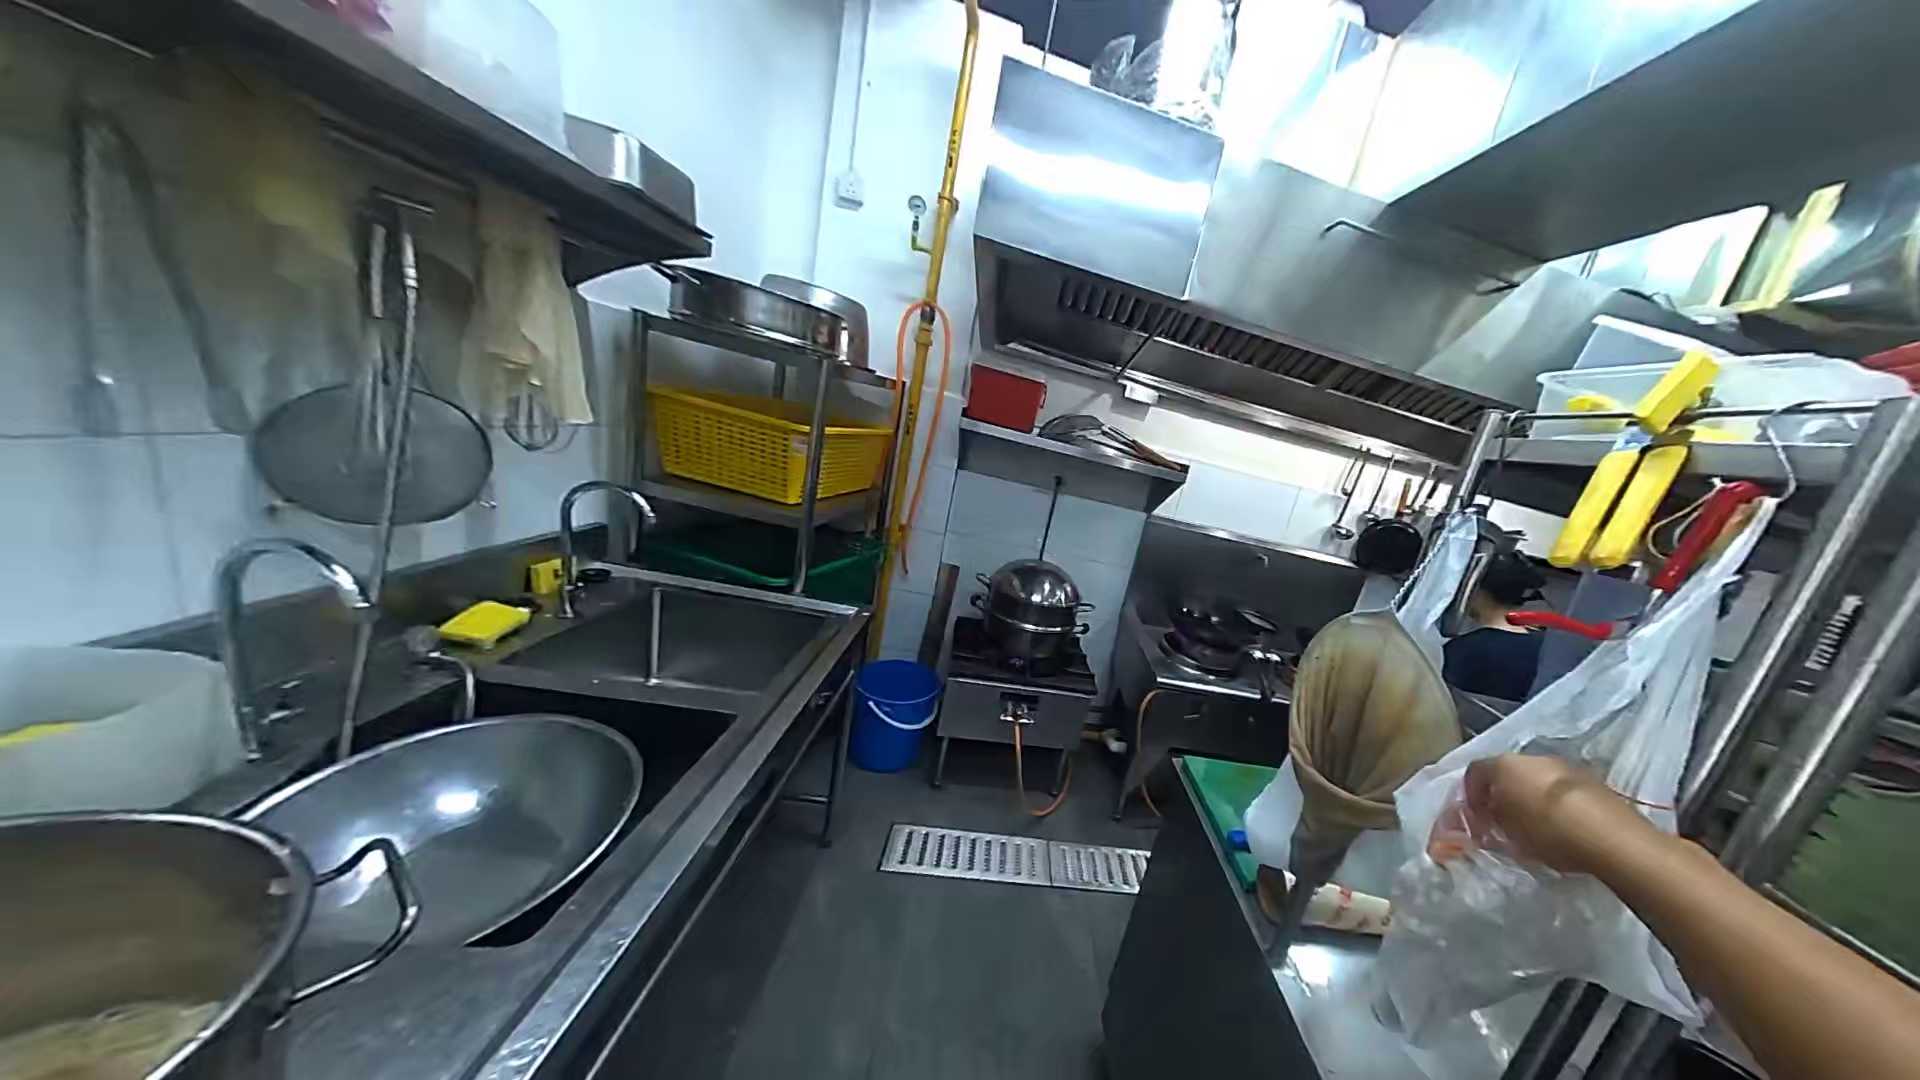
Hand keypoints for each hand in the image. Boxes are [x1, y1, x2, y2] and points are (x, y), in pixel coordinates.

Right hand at [1461, 754, 1660, 876]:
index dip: (1470, 795)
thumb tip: (1489, 816)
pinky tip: (1563, 827)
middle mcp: (1532, 758)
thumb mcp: (1508, 832)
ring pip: (1537, 780)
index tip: (1476, 817)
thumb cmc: (1549, 832)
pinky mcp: (1596, 783)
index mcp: (1503, 763)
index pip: (1473, 772)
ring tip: (1535, 826)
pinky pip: (1563, 790)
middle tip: (1502, 820)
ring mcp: (1567, 768)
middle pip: (1507, 773)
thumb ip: (1491, 819)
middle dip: (1502, 795)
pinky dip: (1557, 804)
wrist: (1619, 842)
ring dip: (1530, 798)